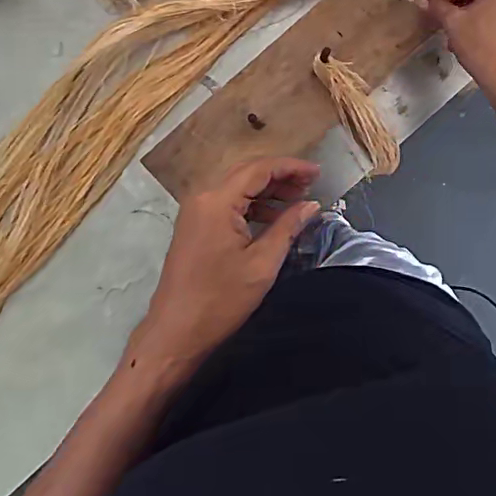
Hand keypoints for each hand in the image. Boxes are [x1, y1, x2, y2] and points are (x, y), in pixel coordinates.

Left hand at [128, 157, 320, 372]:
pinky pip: (226, 203)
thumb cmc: (221, 299)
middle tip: (311, 185)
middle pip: (245, 172)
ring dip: (266, 190)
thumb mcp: (262, 264)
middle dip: (280, 175)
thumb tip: (311, 205)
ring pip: (236, 186)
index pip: (258, 169)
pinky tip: (273, 218)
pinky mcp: (194, 224)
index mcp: (217, 201)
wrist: (177, 329)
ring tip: (298, 202)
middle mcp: (203, 197)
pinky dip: (250, 205)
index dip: (291, 167)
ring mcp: (195, 210)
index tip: (318, 172)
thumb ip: (287, 227)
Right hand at [420, 0, 495, 105]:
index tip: (430, 6)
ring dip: (462, 16)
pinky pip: (491, 17)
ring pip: (482, 7)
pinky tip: (462, 39)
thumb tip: (423, 1)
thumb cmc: (478, 43)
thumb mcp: (452, 23)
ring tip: (448, 32)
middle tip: (437, 18)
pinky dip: (475, 24)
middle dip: (453, 6)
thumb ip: (437, 7)